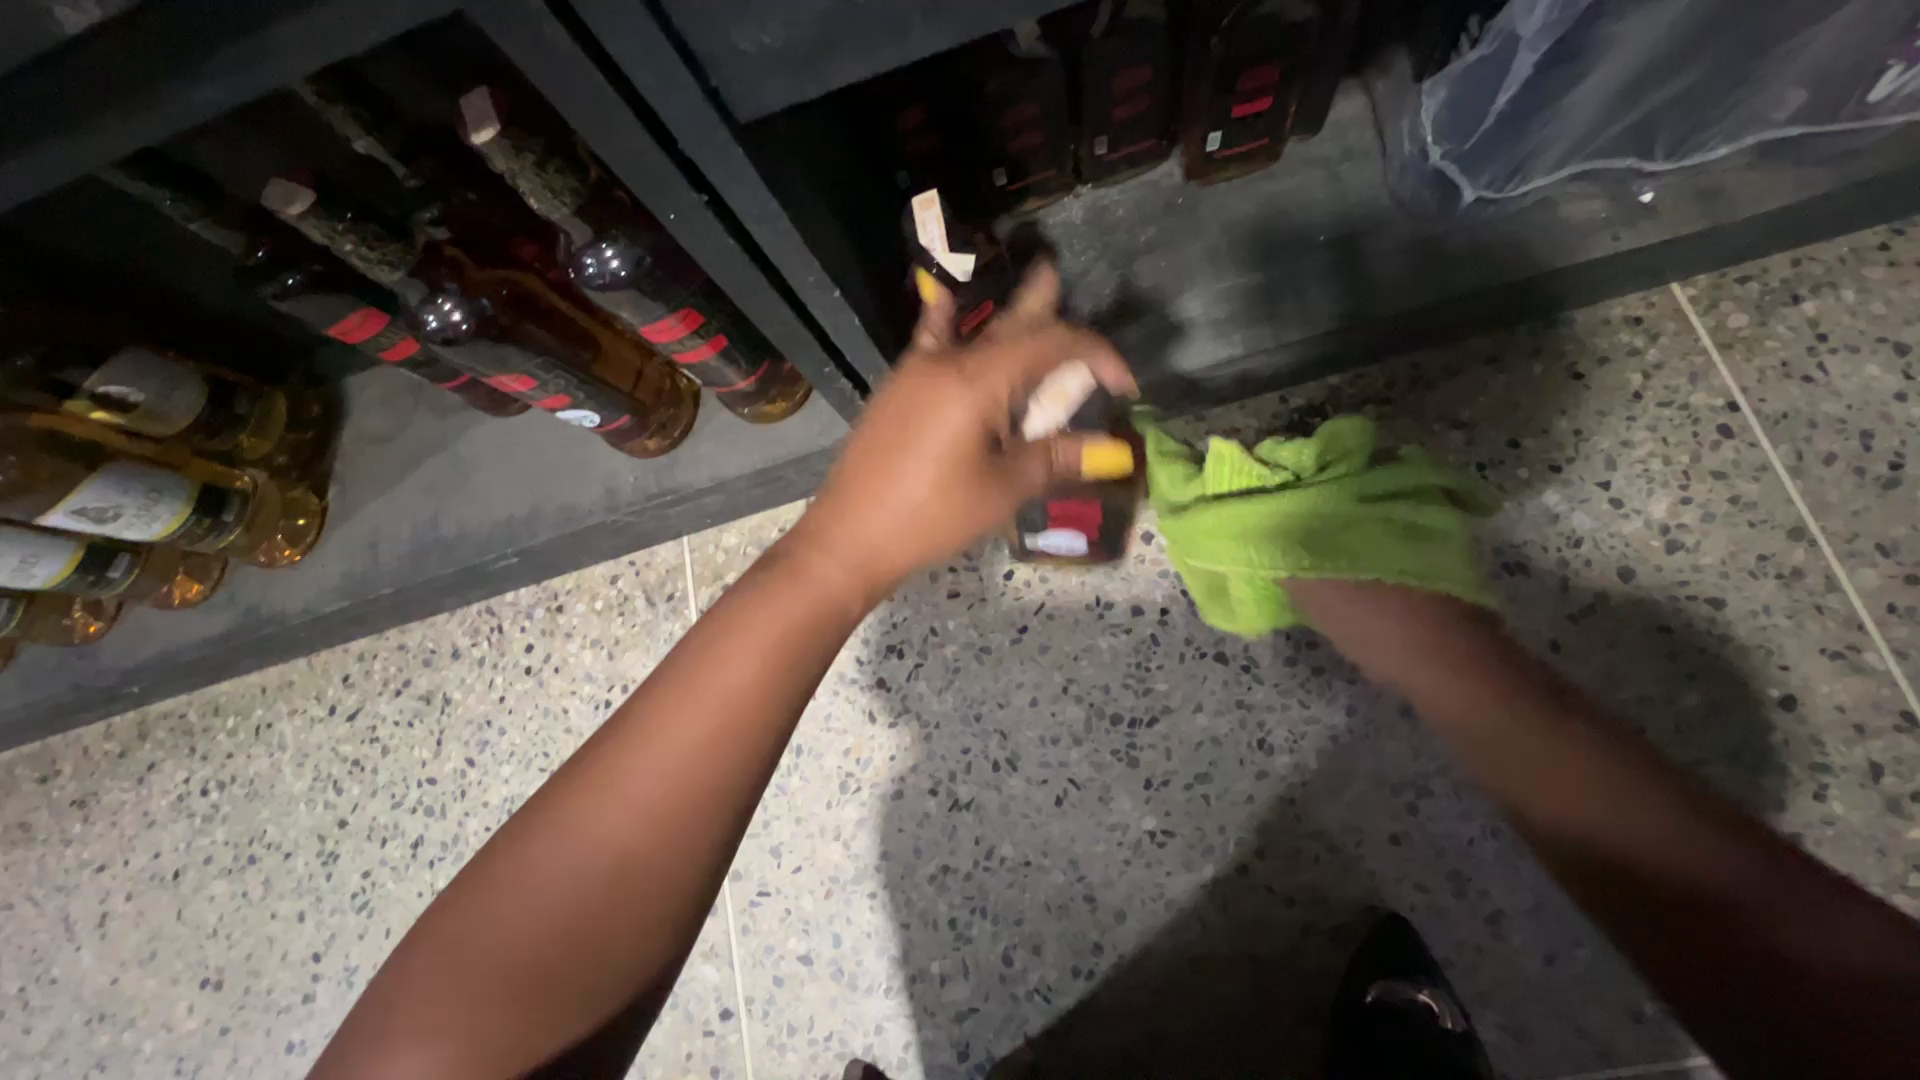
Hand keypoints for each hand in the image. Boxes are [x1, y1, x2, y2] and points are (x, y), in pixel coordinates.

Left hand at [784, 259, 1137, 607]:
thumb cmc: (932, 516)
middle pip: (1012, 324)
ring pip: (975, 330)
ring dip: (1009, 314)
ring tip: (1031, 285)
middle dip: (1048, 308)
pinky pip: (929, 341)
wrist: (850, 535)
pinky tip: (944, 298)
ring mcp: (917, 372)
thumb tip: (1113, 450)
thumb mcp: (1002, 489)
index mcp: (980, 380)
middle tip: (1067, 281)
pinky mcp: (899, 389)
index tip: (1125, 385)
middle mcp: (949, 361)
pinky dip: (945, 320)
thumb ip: (1056, 458)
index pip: (1053, 343)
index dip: (1096, 354)